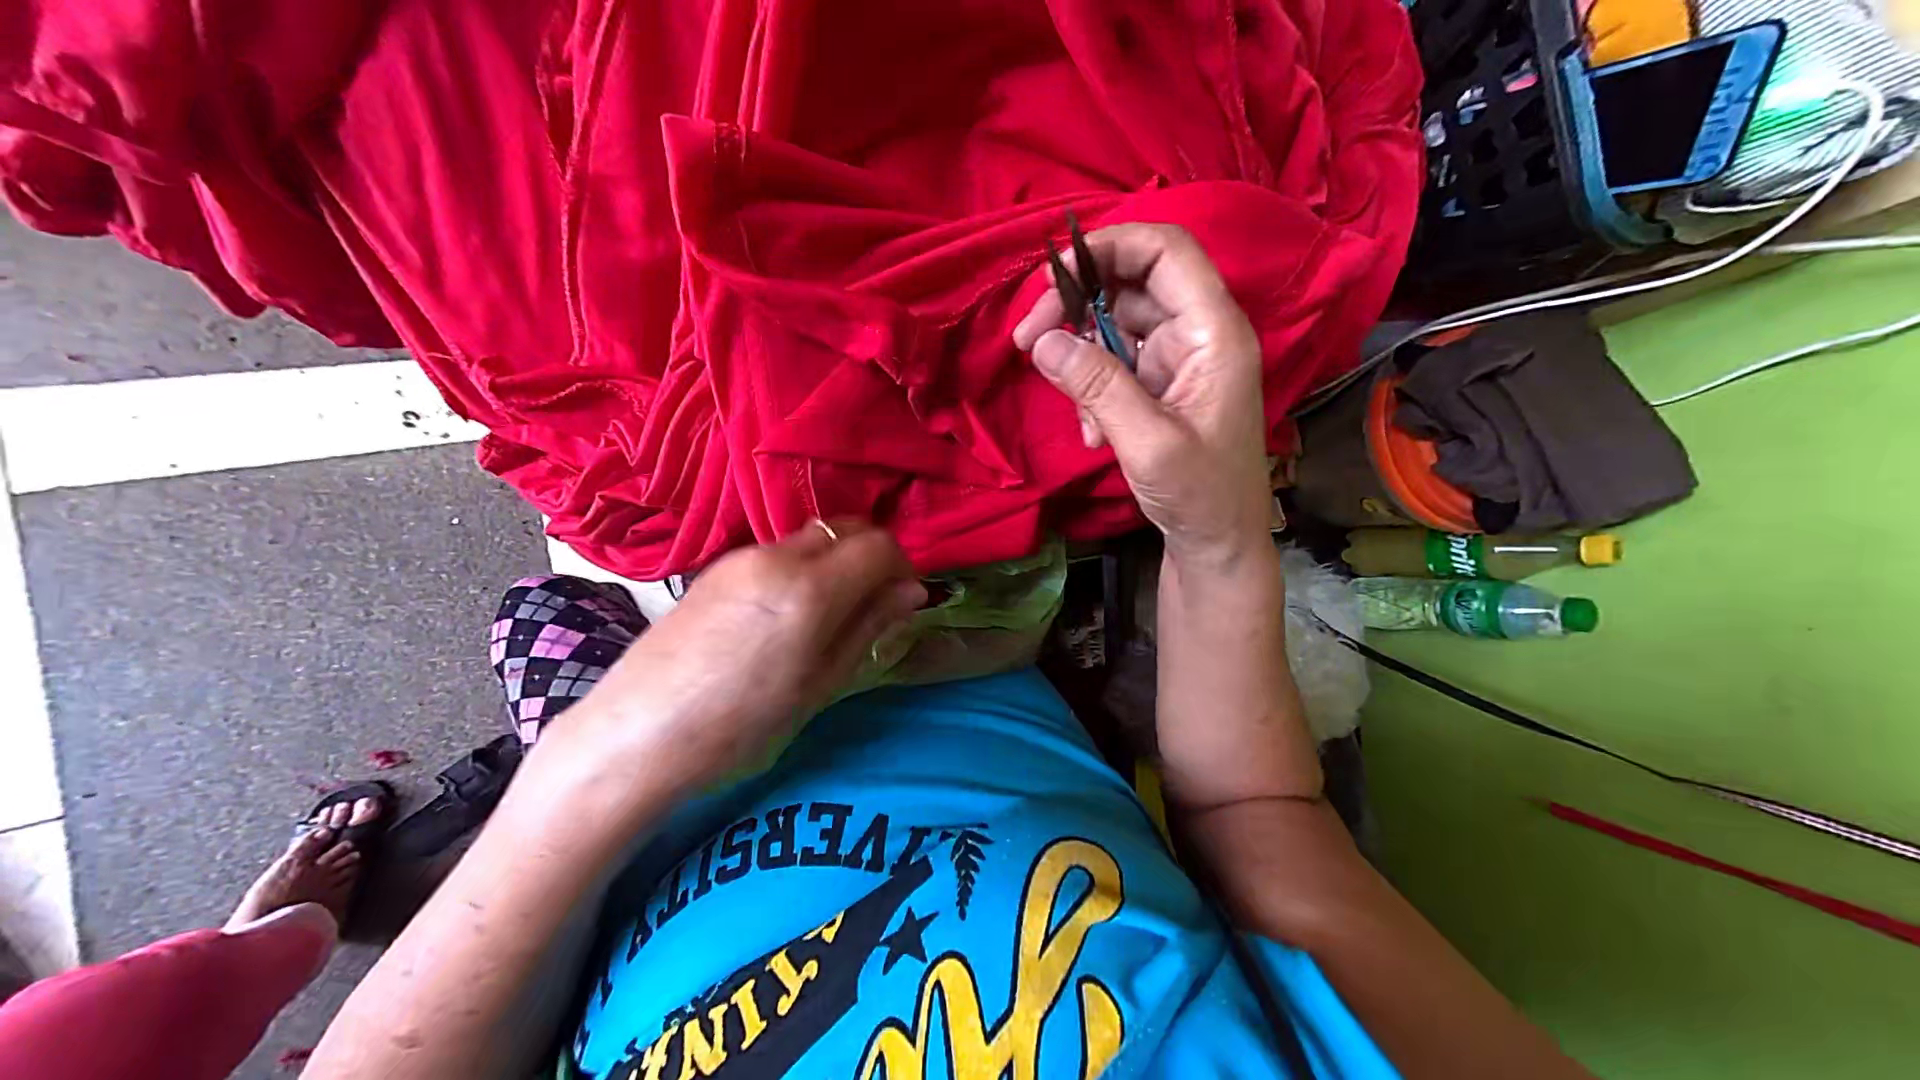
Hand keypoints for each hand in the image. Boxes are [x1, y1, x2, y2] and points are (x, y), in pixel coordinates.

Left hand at [531, 521, 925, 797]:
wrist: (636, 734)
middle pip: (847, 528)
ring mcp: (742, 556)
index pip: (880, 545)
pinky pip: (777, 551)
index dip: (902, 568)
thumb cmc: (740, 727)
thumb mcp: (819, 685)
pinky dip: (801, 567)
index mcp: (810, 590)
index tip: (901, 601)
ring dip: (835, 561)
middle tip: (872, 602)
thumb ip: (868, 627)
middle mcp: (778, 556)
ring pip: (812, 537)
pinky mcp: (716, 566)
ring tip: (826, 615)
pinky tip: (784, 615)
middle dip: (872, 555)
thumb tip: (911, 591)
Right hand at [1013, 223, 1272, 566]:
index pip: (1166, 251)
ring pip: (1114, 325)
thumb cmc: (1200, 495)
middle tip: (1028, 339)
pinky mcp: (1159, 385)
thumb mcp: (1148, 443)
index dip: (1109, 246)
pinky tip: (1094, 432)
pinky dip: (1091, 389)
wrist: (1216, 543)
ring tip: (1079, 414)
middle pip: (1129, 284)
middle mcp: (1197, 333)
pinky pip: (1113, 364)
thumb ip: (1098, 387)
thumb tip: (1043, 342)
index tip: (1052, 276)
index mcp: (1214, 332)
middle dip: (1075, 307)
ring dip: (1081, 359)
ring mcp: (1177, 359)